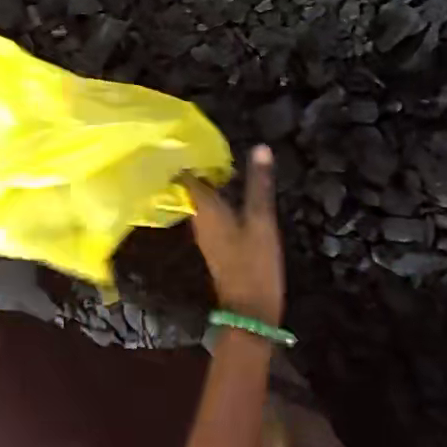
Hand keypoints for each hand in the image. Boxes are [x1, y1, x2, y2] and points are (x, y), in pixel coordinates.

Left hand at [183, 145, 283, 325]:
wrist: (249, 309)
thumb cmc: (253, 261)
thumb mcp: (261, 219)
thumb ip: (259, 183)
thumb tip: (260, 146)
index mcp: (203, 207)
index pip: (185, 174)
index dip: (185, 154)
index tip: (190, 136)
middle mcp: (196, 216)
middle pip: (189, 185)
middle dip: (195, 165)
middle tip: (206, 142)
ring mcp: (203, 230)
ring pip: (198, 198)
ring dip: (205, 181)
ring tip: (218, 160)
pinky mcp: (212, 241)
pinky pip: (206, 210)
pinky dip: (212, 197)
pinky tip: (225, 189)